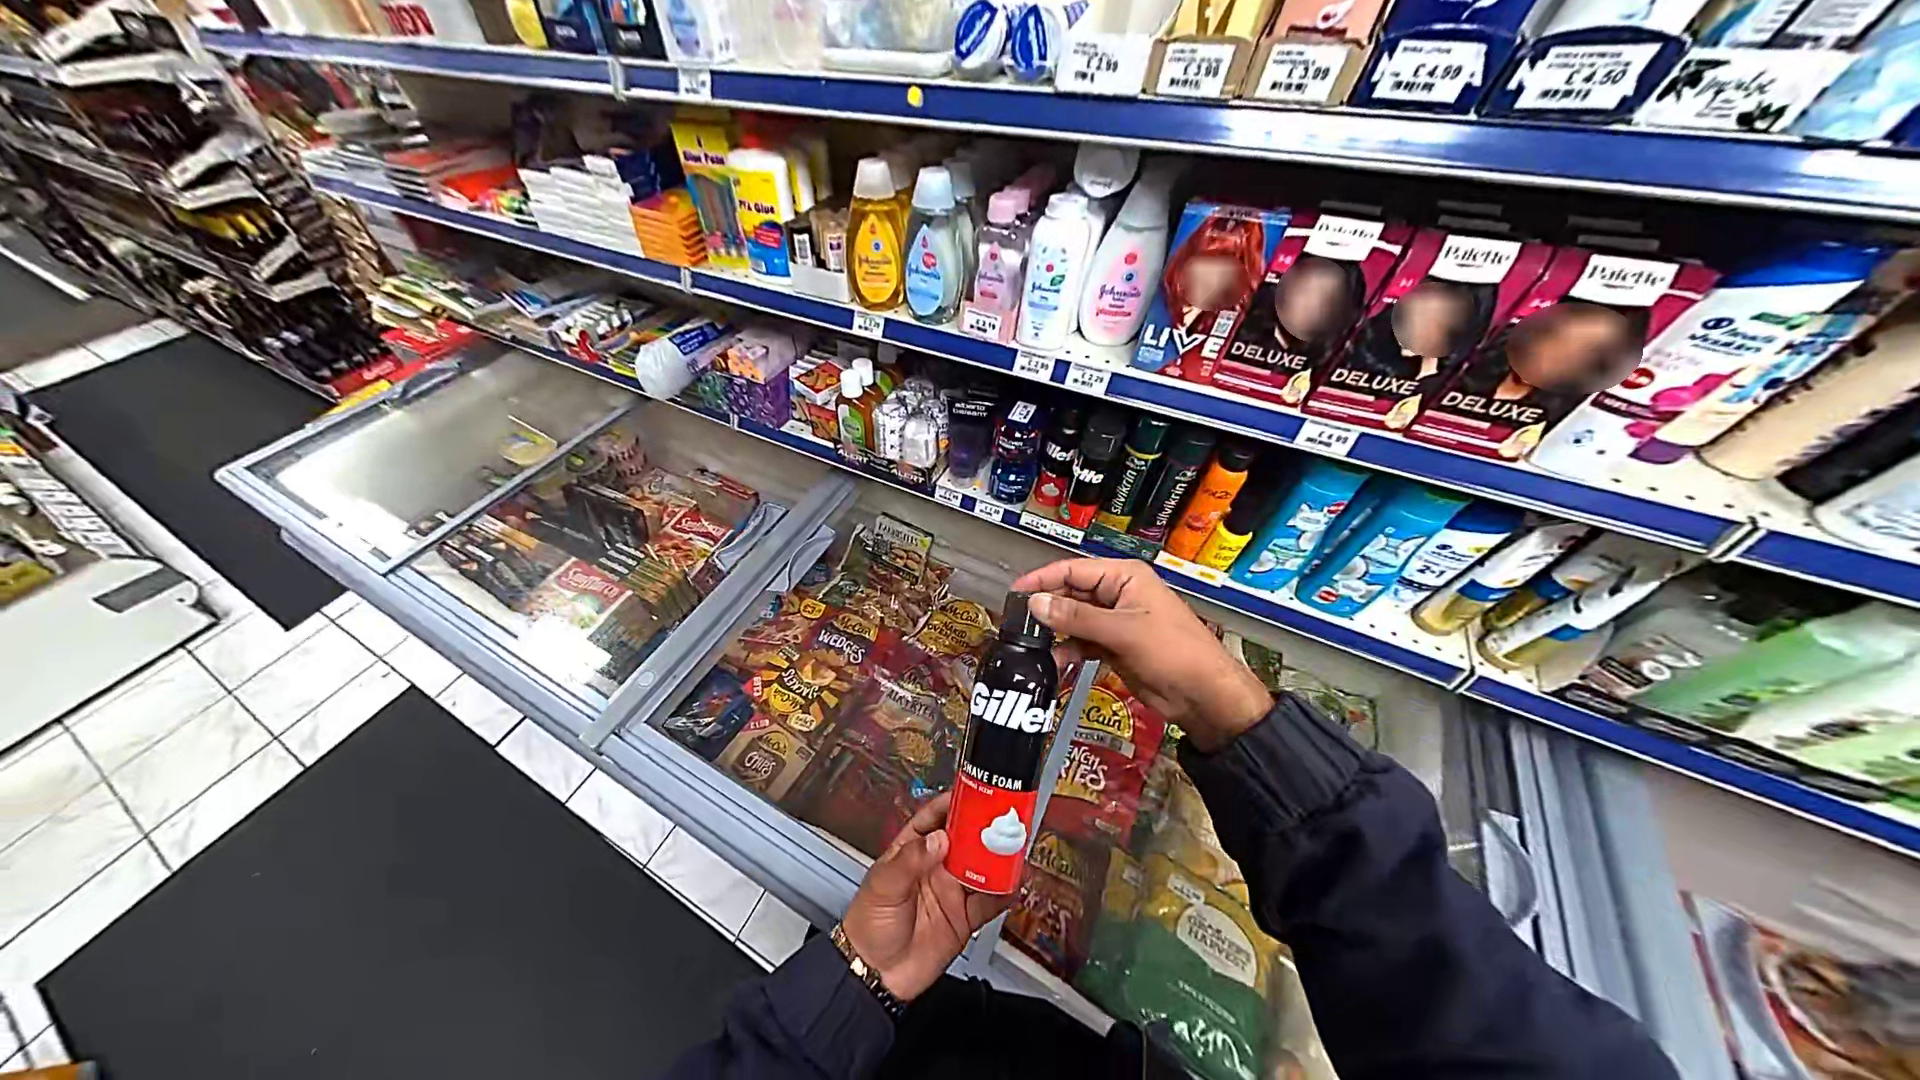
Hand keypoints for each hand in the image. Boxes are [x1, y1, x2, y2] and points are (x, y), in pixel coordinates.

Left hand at [840, 792, 1012, 1001]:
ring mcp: (952, 891)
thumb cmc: (868, 924)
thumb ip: (911, 861)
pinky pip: (989, 901)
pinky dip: (1004, 891)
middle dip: (983, 827)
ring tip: (1013, 846)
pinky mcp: (964, 918)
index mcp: (912, 850)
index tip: (970, 792)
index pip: (934, 818)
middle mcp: (936, 866)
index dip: (952, 803)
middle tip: (1002, 817)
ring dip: (997, 857)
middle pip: (964, 839)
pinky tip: (1012, 883)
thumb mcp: (884, 885)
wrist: (876, 976)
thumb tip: (938, 838)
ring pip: (981, 867)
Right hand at [1013, 558, 1271, 752]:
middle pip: (1071, 594)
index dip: (1043, 579)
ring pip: (1074, 619)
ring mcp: (1115, 621)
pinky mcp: (1114, 645)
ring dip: (1055, 631)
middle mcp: (1117, 594)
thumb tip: (1037, 603)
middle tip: (1019, 622)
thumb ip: (1076, 618)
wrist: (1202, 695)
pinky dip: (1068, 650)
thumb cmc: (1173, 652)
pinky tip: (1054, 661)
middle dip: (1047, 607)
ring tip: (1032, 644)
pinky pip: (1082, 641)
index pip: (1074, 570)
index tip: (1016, 592)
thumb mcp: (1122, 631)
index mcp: (1124, 577)